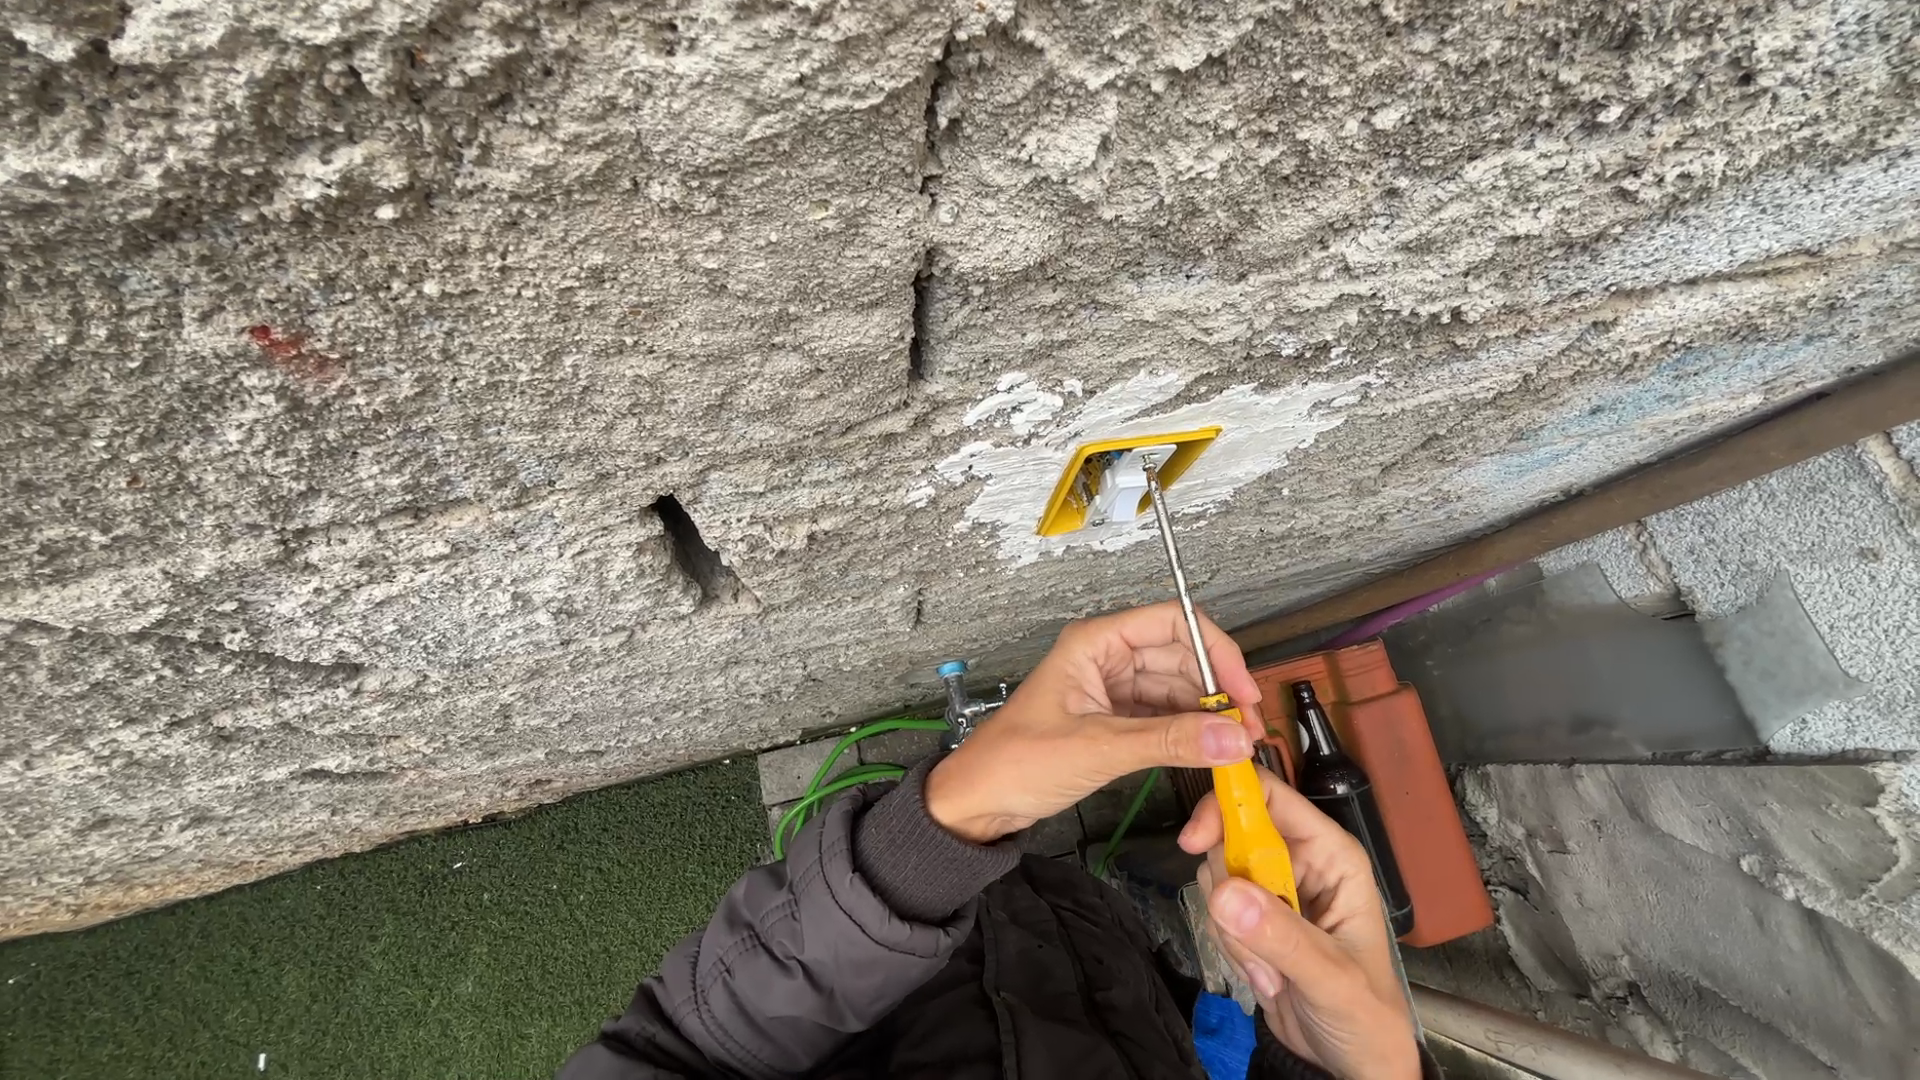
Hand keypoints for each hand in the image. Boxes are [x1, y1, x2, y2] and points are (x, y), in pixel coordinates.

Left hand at [923, 601, 1264, 843]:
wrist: (980, 799)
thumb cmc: (1016, 761)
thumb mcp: (1098, 748)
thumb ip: (1169, 741)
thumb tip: (1231, 736)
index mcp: (1094, 643)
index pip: (1170, 622)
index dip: (1214, 649)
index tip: (1241, 689)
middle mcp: (1106, 658)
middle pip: (1180, 655)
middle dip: (1217, 687)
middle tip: (1246, 728)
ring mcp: (1111, 688)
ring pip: (1175, 687)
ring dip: (1207, 712)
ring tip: (1235, 743)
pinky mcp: (1114, 717)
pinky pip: (1163, 714)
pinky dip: (1189, 729)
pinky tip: (1210, 747)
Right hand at [1180, 766, 1419, 1079]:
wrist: (1350, 1067)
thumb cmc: (1366, 1017)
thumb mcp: (1333, 980)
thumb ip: (1282, 936)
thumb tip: (1226, 892)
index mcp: (1329, 852)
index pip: (1269, 796)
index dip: (1227, 803)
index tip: (1194, 840)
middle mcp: (1297, 858)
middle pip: (1230, 832)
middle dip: (1230, 889)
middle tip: (1246, 936)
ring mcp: (1271, 885)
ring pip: (1217, 871)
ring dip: (1230, 926)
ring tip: (1269, 970)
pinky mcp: (1249, 912)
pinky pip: (1214, 904)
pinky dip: (1227, 942)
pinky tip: (1263, 975)